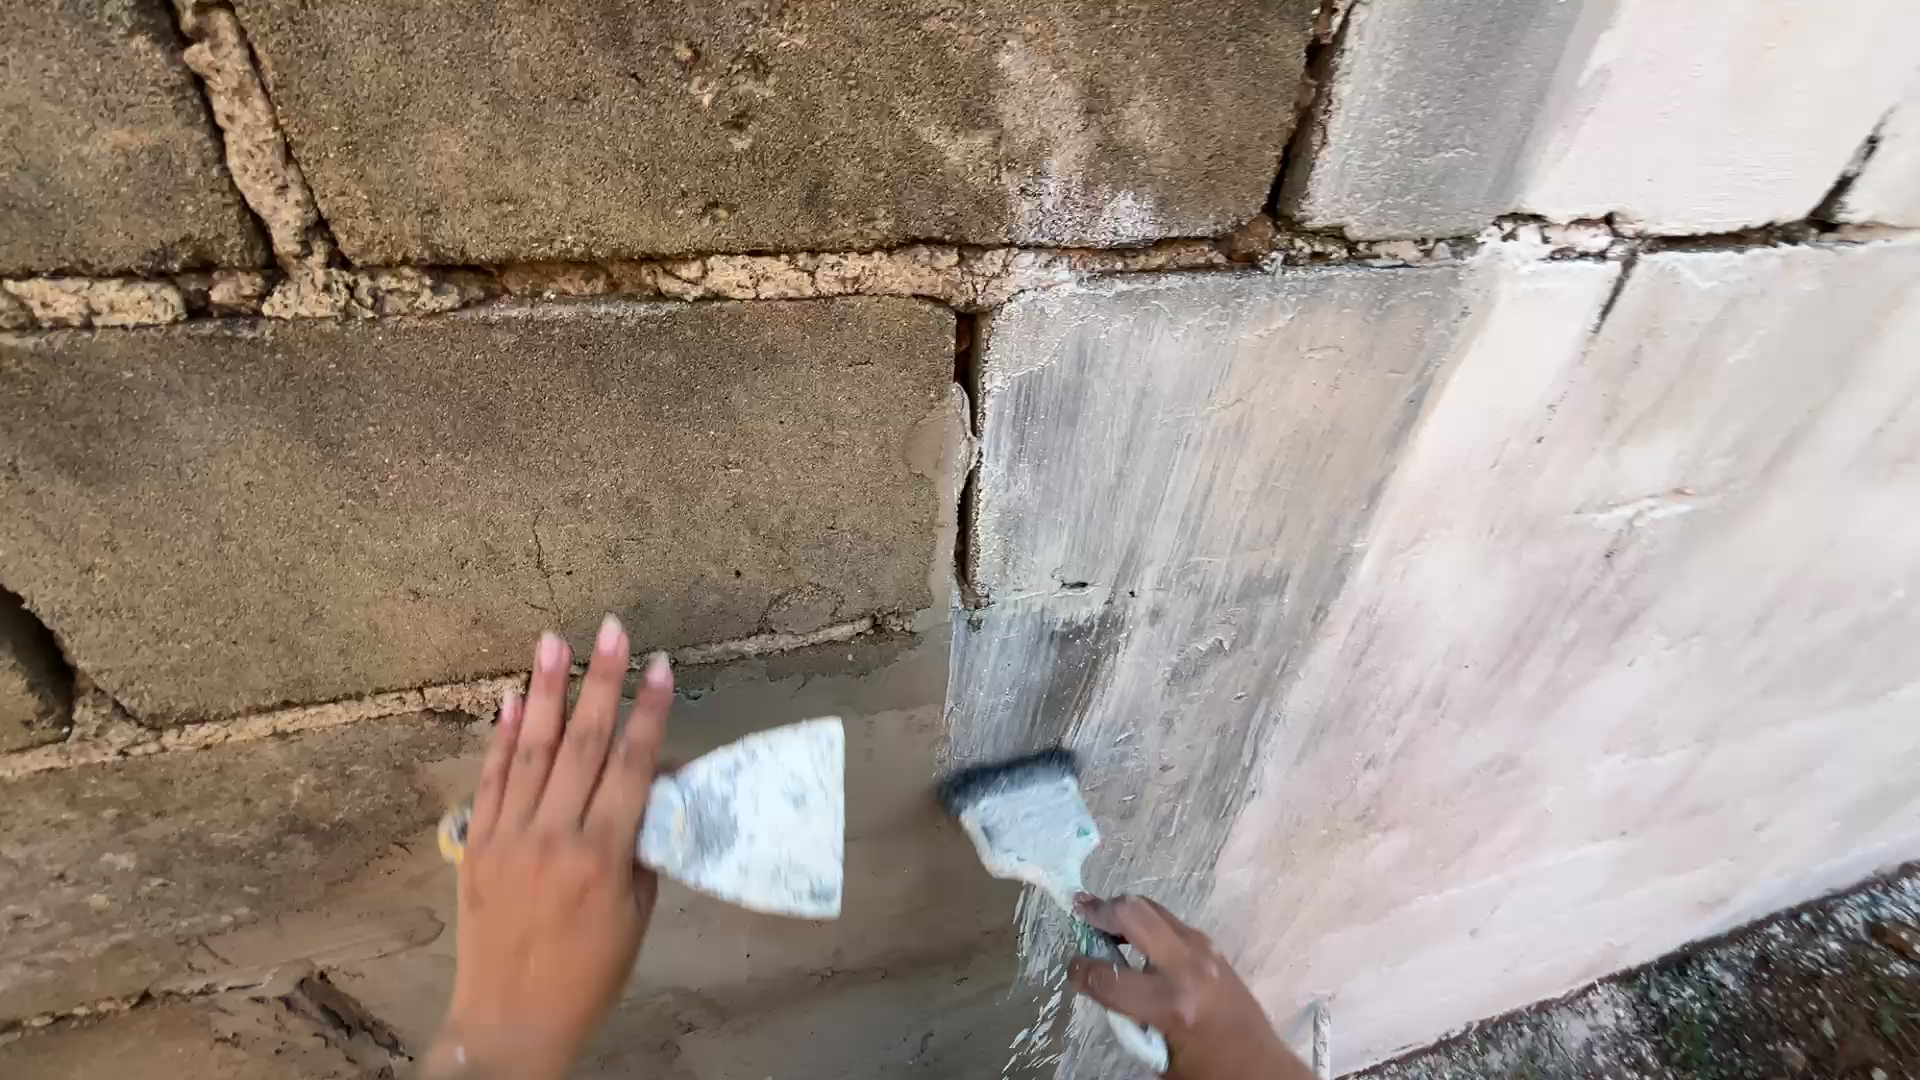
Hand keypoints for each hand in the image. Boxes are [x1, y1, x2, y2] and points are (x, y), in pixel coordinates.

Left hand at [422, 616, 673, 1079]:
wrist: (509, 1026)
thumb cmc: (594, 968)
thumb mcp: (639, 903)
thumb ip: (644, 835)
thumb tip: (651, 776)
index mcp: (604, 854)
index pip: (633, 763)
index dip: (650, 710)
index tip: (661, 665)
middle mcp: (554, 836)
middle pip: (585, 743)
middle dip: (602, 680)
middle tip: (613, 629)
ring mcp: (507, 838)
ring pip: (532, 750)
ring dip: (547, 691)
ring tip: (554, 640)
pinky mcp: (473, 846)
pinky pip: (489, 781)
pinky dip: (501, 735)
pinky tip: (513, 697)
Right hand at [1069, 893, 1313, 1079]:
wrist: (1263, 1070)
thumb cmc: (1207, 1072)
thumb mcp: (1158, 1055)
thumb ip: (1127, 1013)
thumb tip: (1100, 975)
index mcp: (1172, 1006)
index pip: (1108, 978)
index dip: (1081, 971)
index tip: (1072, 968)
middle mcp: (1187, 968)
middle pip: (1132, 914)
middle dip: (1100, 909)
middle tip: (1078, 906)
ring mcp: (1202, 949)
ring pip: (1150, 907)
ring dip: (1122, 908)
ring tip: (1099, 913)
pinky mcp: (1210, 945)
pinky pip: (1168, 920)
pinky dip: (1144, 920)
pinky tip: (1133, 934)